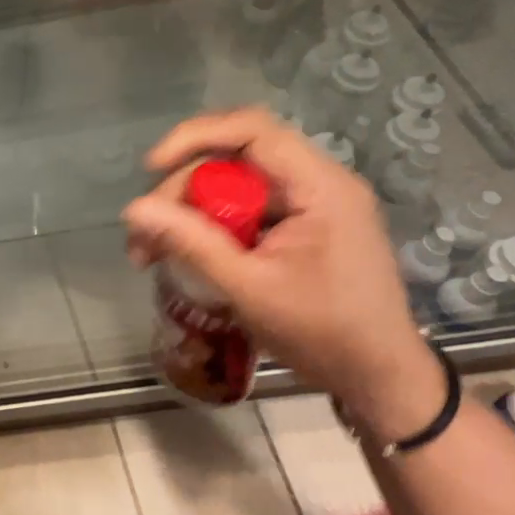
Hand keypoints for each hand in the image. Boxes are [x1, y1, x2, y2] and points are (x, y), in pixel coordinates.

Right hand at [123, 108, 444, 440]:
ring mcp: (311, 203)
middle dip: (181, 187)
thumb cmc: (326, 335)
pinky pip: (243, 205)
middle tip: (147, 230)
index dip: (195, 137)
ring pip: (232, 181)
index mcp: (321, 188)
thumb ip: (191, 243)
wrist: (383, 384)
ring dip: (188, 208)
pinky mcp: (301, 224)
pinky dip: (209, 222)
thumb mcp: (250, 289)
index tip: (153, 167)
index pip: (252, 130)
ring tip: (153, 248)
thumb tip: (132, 210)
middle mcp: (319, 183)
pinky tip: (184, 252)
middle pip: (232, 156)